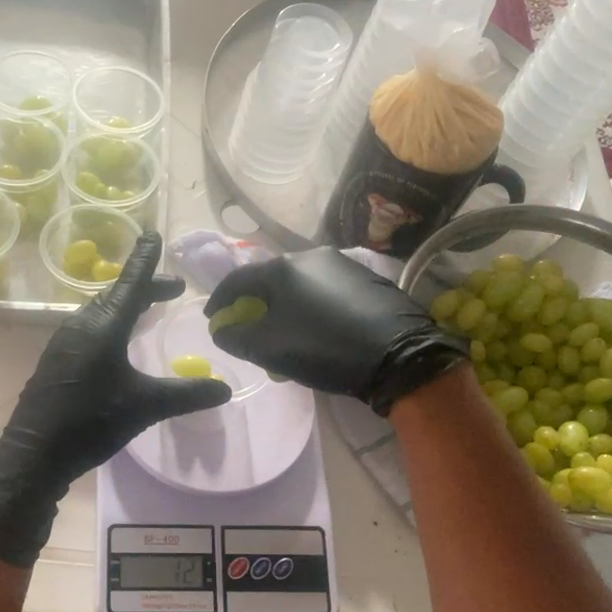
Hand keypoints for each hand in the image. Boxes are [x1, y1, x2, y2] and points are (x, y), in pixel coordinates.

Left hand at [0, 233, 231, 565]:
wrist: (33, 454)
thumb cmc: (91, 422)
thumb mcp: (146, 407)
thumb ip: (186, 394)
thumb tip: (225, 390)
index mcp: (104, 328)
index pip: (131, 284)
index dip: (146, 261)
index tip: (153, 235)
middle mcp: (81, 327)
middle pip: (117, 296)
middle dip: (146, 288)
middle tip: (174, 291)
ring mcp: (63, 344)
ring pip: (100, 313)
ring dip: (126, 307)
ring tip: (147, 312)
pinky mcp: (56, 363)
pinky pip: (88, 331)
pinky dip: (110, 325)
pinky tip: (116, 345)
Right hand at [204, 247, 466, 414]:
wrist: (398, 355)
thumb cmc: (323, 348)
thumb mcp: (268, 348)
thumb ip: (235, 336)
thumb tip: (221, 328)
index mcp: (283, 267)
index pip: (237, 280)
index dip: (220, 302)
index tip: (213, 320)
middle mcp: (312, 256)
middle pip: (271, 282)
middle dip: (256, 307)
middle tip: (250, 332)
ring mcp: (344, 265)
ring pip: (300, 288)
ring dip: (286, 310)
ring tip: (285, 338)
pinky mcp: (369, 280)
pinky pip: (326, 293)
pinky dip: (312, 310)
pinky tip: (318, 333)